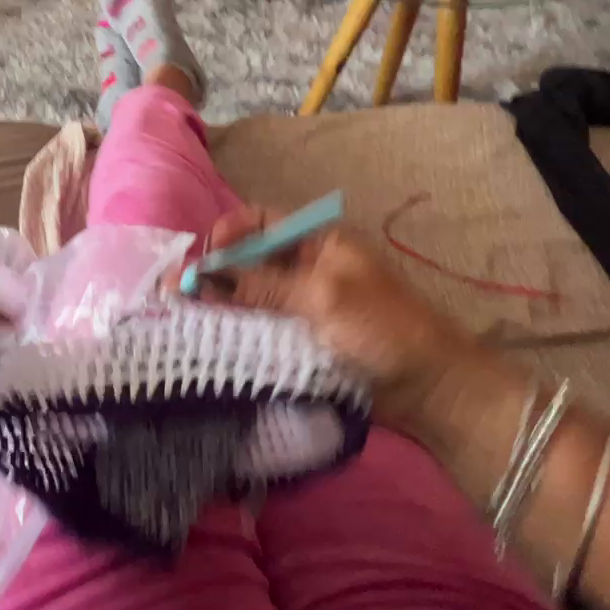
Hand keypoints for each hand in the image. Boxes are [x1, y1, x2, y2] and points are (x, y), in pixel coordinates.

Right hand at [198, 205, 482, 430]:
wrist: (432, 390)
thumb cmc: (384, 328)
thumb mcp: (324, 297)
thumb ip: (263, 285)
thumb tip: (203, 277)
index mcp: (319, 241)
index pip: (262, 220)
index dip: (229, 230)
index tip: (204, 254)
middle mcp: (305, 266)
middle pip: (249, 258)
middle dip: (215, 270)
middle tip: (177, 288)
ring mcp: (302, 303)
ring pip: (249, 293)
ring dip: (219, 300)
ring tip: (184, 312)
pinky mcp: (300, 337)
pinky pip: (260, 325)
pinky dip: (236, 327)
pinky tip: (210, 334)